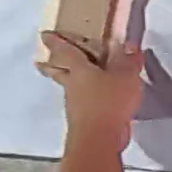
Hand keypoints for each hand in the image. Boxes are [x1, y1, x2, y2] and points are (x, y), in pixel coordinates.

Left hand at [37, 31, 144, 149]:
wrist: (99, 137)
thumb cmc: (110, 101)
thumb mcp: (126, 76)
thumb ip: (128, 60)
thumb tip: (128, 44)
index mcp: (80, 70)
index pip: (66, 52)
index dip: (56, 42)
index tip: (45, 35)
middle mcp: (73, 85)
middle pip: (58, 71)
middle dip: (51, 64)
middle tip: (43, 60)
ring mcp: (76, 102)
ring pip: (69, 85)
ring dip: (68, 79)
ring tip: (74, 76)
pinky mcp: (84, 116)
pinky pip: (82, 99)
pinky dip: (86, 94)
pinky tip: (96, 96)